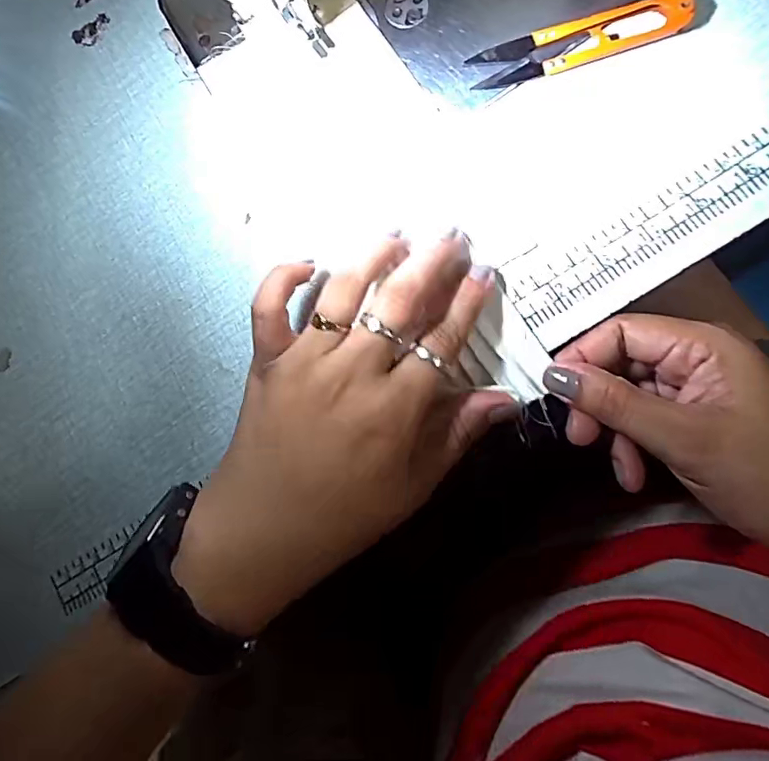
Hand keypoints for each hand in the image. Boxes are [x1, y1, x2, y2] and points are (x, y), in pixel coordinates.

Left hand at [169, 233, 516, 636]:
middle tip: (451, 236)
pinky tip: (310, 262)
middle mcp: (351, 375)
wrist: (261, 533)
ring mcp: (304, 363)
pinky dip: (283, 279)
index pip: (440, 342)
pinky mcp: (267, 361)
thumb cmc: (346, 514)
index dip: (466, 303)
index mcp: (393, 410)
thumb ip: (459, 434)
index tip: (484, 272)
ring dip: (371, 258)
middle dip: (430, 265)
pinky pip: (268, 309)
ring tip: (396, 236)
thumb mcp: (414, 485)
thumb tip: (508, 399)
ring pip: (341, 294)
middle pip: (397, 305)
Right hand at [549, 314, 768, 634]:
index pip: (624, 331)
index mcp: (702, 343)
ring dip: (621, 431)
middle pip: (627, 362)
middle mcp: (701, 356)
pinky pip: (658, 419)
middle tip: (581, 440)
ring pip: (638, 395)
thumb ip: (616, 403)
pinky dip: (643, 445)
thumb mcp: (683, 439)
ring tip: (622, 472)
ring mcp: (705, 389)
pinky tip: (639, 476)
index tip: (556, 396)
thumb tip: (555, 374)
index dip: (585, 358)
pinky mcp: (708, 418)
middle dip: (601, 401)